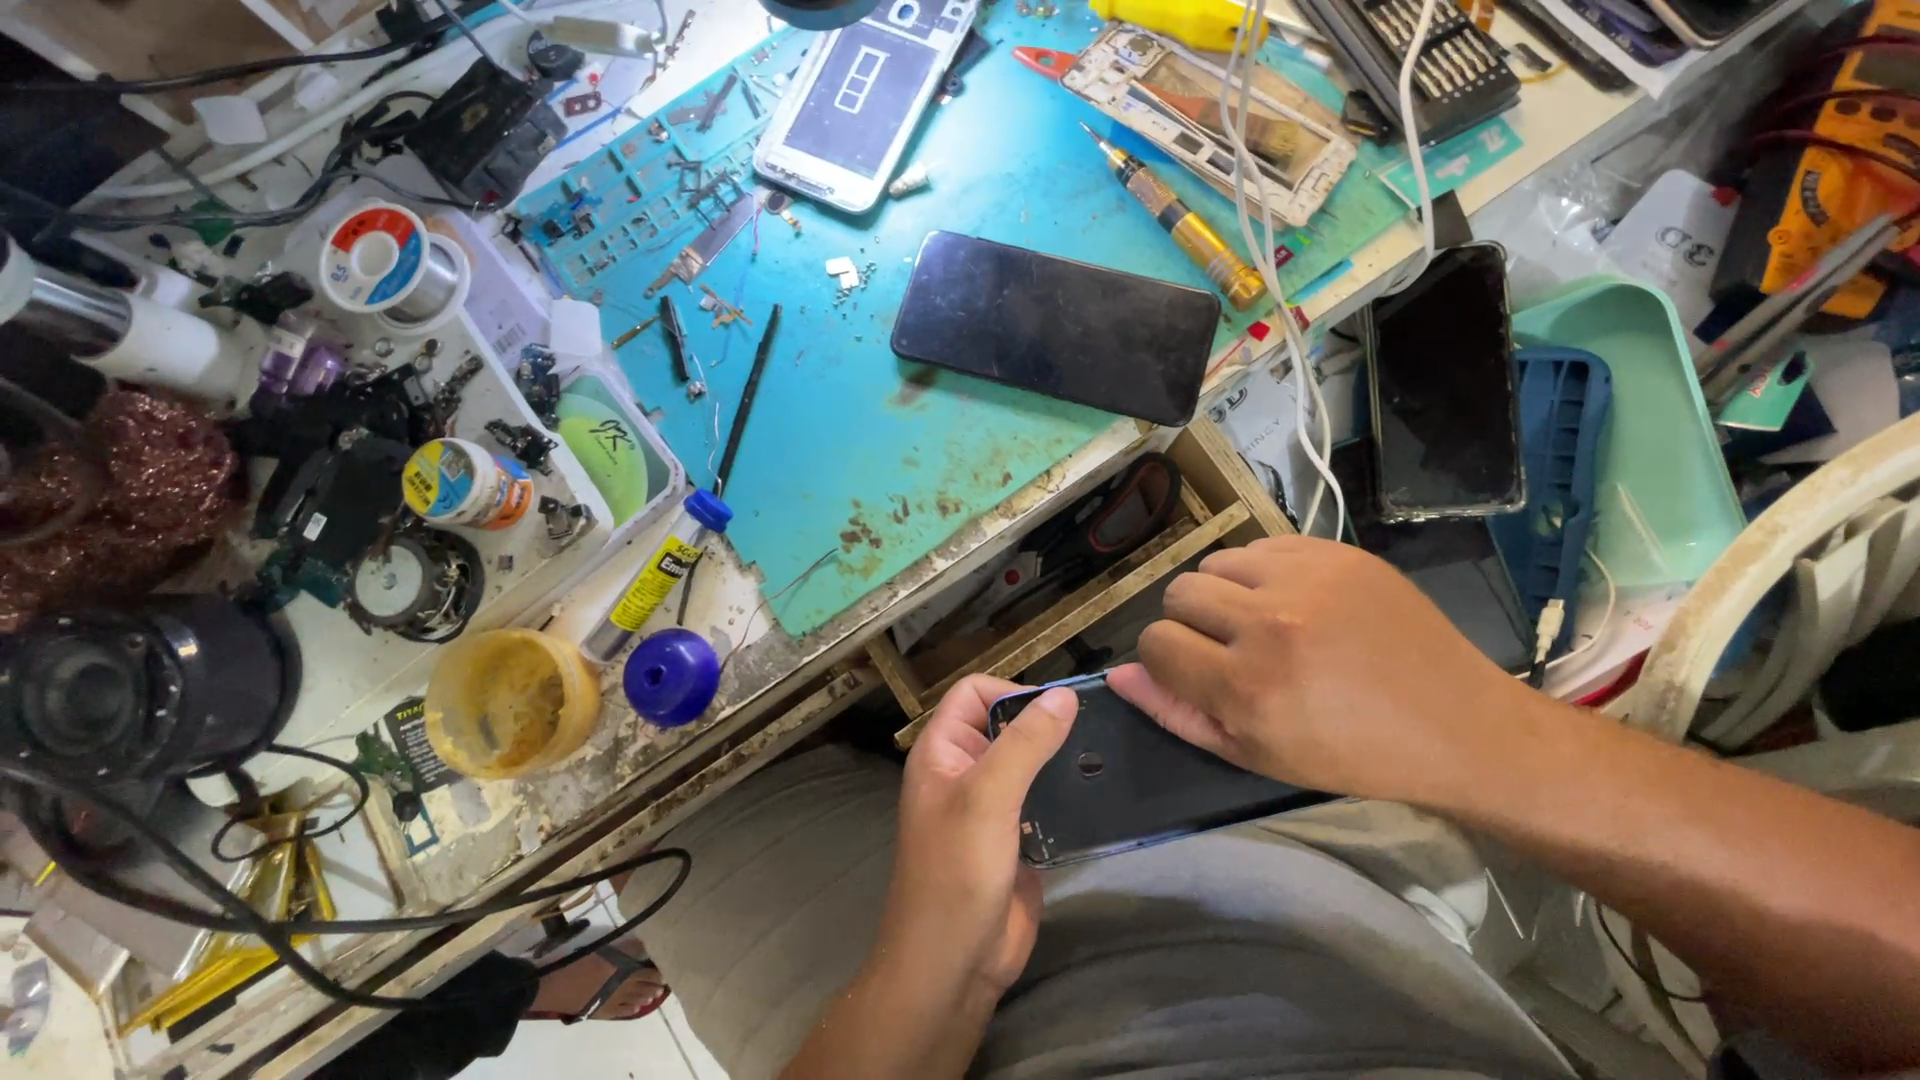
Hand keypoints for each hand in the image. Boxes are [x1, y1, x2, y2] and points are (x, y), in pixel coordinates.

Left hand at [879, 675, 1076, 996]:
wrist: (953, 964)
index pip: (975, 693)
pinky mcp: (1018, 838)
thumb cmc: (957, 872)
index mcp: (942, 751)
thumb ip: (1025, 743)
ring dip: (1061, 758)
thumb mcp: (987, 797)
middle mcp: (965, 771)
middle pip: (1007, 724)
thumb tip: (1064, 694)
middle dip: (1045, 723)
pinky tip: (1099, 793)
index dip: (1013, 692)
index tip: (1057, 711)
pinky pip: (1044, 800)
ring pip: (1029, 762)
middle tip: (1096, 729)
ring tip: (1105, 756)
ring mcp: (992, 806)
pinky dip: (1067, 793)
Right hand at [1107, 536, 1531, 804]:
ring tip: (1264, 622)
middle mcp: (1269, 623)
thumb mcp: (1254, 753)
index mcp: (1246, 687)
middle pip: (1178, 594)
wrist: (1457, 725)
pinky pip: (1261, 545)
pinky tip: (1296, 602)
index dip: (1166, 661)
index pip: (1155, 643)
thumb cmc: (1349, 754)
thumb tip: (1117, 675)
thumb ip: (1176, 713)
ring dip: (1226, 593)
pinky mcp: (1336, 553)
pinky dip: (1263, 572)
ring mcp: (1306, 579)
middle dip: (1191, 623)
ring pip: (1215, 564)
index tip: (1197, 672)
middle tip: (1231, 648)